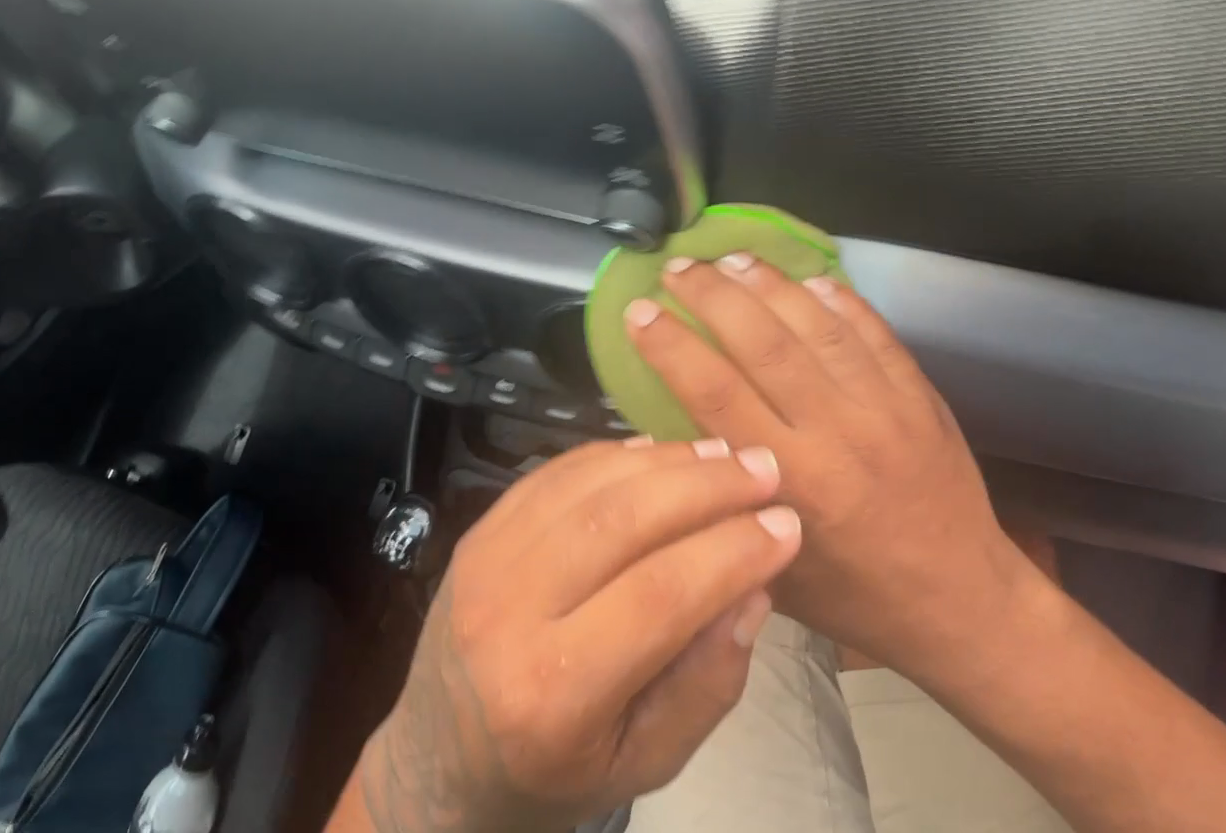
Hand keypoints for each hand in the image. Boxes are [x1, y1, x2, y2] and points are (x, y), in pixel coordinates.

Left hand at [351, 438, 801, 832]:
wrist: (439, 756)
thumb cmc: (553, 773)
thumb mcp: (644, 764)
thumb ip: (705, 684)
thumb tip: (754, 590)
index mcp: (552, 694)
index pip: (659, 597)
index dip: (731, 552)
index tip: (787, 526)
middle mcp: (507, 615)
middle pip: (620, 523)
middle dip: (705, 488)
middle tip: (765, 470)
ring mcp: (483, 562)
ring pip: (587, 485)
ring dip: (665, 461)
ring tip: (724, 454)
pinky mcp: (477, 532)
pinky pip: (552, 475)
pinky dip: (614, 455)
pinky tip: (661, 453)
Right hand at [625, 253, 1035, 685]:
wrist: (962, 603)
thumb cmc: (854, 596)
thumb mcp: (771, 569)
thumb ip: (725, 502)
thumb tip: (679, 438)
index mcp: (795, 485)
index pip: (717, 394)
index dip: (672, 346)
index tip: (640, 311)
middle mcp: (838, 435)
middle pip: (764, 344)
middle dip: (713, 297)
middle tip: (677, 268)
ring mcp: (885, 409)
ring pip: (818, 327)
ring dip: (770, 285)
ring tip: (730, 259)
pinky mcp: (920, 397)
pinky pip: (874, 333)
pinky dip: (840, 300)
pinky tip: (809, 279)